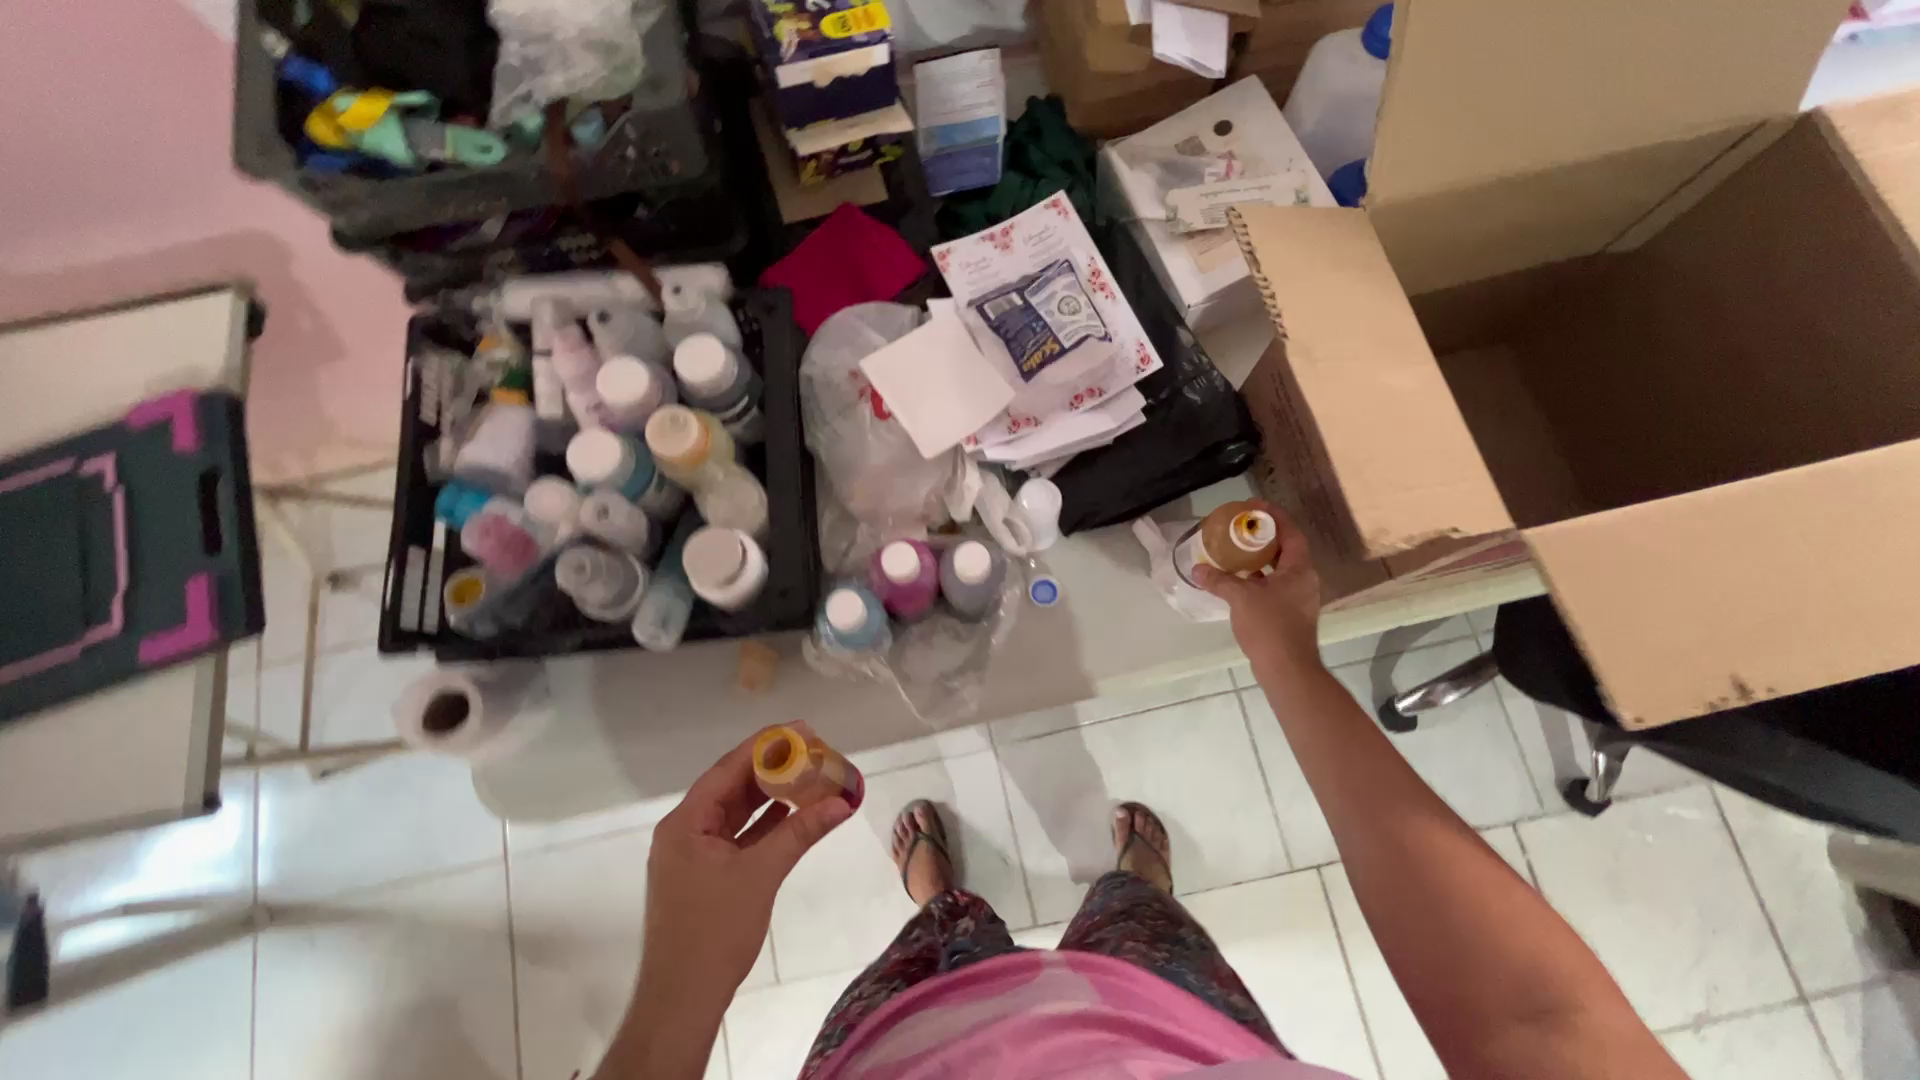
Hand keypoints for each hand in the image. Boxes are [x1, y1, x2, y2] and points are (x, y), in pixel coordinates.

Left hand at [638, 724, 852, 1010]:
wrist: (683, 998)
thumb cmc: (715, 930)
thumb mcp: (761, 874)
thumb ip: (801, 831)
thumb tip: (843, 801)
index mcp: (685, 822)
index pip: (728, 769)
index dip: (766, 745)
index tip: (802, 729)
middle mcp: (685, 830)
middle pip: (732, 787)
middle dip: (772, 768)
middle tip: (812, 750)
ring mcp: (694, 854)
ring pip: (736, 812)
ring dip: (770, 797)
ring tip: (808, 776)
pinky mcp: (705, 875)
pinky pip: (738, 837)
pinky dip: (764, 825)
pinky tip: (792, 813)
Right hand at [1193, 503, 1323, 680]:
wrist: (1287, 668)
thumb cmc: (1269, 627)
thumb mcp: (1241, 598)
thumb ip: (1220, 581)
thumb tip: (1198, 570)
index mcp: (1299, 569)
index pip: (1290, 532)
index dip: (1274, 516)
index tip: (1253, 506)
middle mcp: (1304, 580)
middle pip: (1286, 549)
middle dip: (1265, 536)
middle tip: (1241, 527)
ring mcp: (1299, 598)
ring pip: (1280, 569)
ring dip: (1261, 558)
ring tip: (1236, 550)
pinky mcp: (1291, 614)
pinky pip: (1275, 586)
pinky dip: (1259, 579)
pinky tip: (1239, 580)